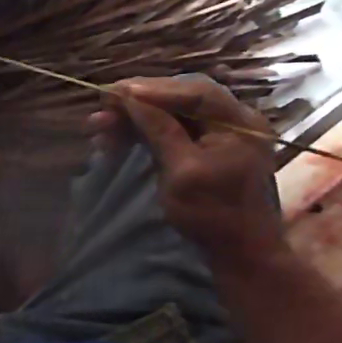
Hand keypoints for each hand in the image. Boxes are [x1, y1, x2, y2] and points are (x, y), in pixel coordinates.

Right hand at [89, 77, 286, 270]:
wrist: (241, 254)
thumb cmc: (213, 216)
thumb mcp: (182, 174)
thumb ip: (159, 130)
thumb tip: (130, 97)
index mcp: (238, 123)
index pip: (193, 91)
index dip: (151, 88)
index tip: (114, 93)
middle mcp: (235, 119)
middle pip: (182, 97)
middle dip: (139, 102)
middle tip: (101, 109)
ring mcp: (224, 133)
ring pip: (174, 113)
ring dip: (137, 118)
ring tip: (99, 127)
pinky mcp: (210, 148)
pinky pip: (176, 129)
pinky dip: (147, 131)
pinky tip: (119, 137)